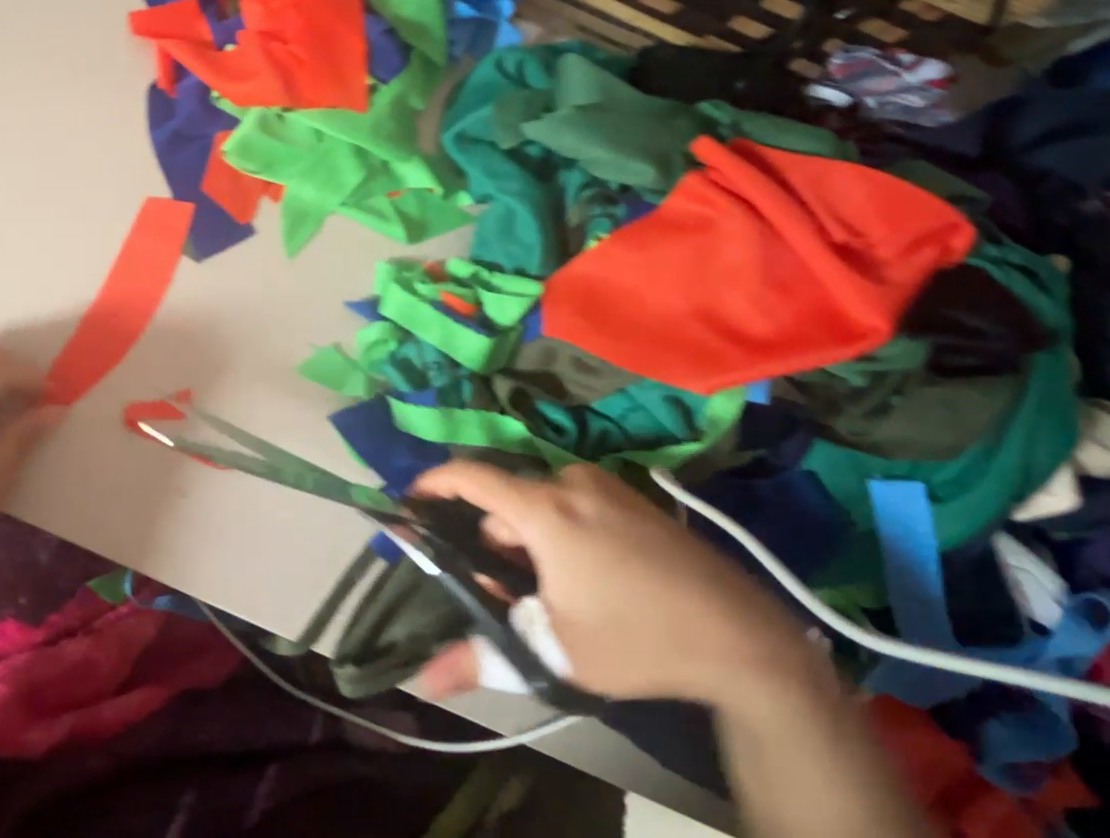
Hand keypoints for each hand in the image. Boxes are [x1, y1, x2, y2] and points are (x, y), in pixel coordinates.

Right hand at [411, 462, 827, 711]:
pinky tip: (587, 576)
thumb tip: (423, 681)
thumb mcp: (556, 655)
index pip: (470, 477)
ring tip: (548, 590)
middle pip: (506, 500)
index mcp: (546, 511)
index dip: (433, 483)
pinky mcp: (637, 500)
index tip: (411, 501)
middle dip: (492, 538)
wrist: (748, 641)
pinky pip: (574, 503)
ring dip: (527, 536)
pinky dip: (560, 529)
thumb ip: (483, 661)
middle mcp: (573, 484)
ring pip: (540, 502)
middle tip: (502, 590)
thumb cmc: (640, 641)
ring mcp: (610, 488)